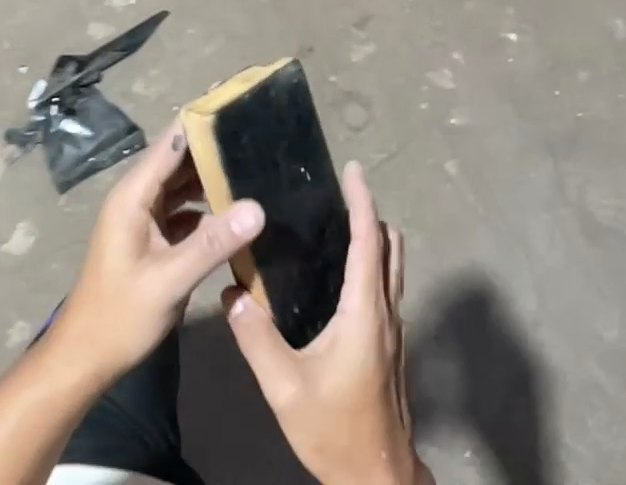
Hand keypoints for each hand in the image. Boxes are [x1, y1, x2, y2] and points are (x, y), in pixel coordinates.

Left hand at [47, 122, 265, 383]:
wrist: (86, 357)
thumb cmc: (120, 315)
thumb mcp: (169, 280)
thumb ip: (212, 242)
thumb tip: (257, 206)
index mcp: (133, 195)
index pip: (172, 141)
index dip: (203, 117)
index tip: (240, 97)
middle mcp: (138, 197)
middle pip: (180, 157)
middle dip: (216, 144)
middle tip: (262, 130)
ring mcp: (144, 216)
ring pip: (184, 182)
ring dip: (215, 174)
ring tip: (259, 161)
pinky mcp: (154, 236)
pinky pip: (186, 207)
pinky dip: (210, 203)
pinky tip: (240, 208)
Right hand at [224, 162, 428, 484]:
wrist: (377, 474)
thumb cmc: (333, 429)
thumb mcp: (284, 387)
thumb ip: (256, 338)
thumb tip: (232, 293)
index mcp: (364, 313)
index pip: (369, 242)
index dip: (362, 202)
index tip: (353, 170)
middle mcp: (385, 312)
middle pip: (390, 247)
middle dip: (370, 214)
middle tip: (338, 193)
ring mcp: (393, 328)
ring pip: (392, 266)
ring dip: (374, 237)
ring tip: (337, 223)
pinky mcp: (390, 343)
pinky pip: (385, 286)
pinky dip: (371, 263)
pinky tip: (339, 273)